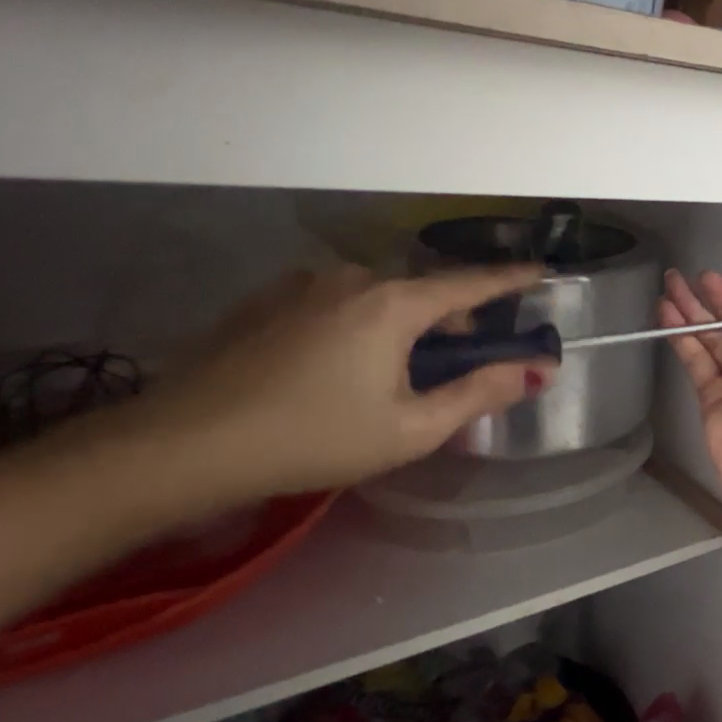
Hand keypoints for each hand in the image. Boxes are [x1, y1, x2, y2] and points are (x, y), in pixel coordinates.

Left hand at [134, 264, 554, 504]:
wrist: (178, 449)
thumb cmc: (312, 438)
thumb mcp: (412, 428)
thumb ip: (481, 393)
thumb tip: (537, 371)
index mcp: (394, 304)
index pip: (471, 284)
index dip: (511, 280)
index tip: (543, 272)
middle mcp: (351, 279)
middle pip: (423, 293)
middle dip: (451, 323)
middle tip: (459, 368)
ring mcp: (301, 287)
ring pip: (377, 299)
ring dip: (402, 327)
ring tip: (396, 376)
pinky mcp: (263, 303)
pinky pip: (335, 305)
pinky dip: (359, 327)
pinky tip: (342, 371)